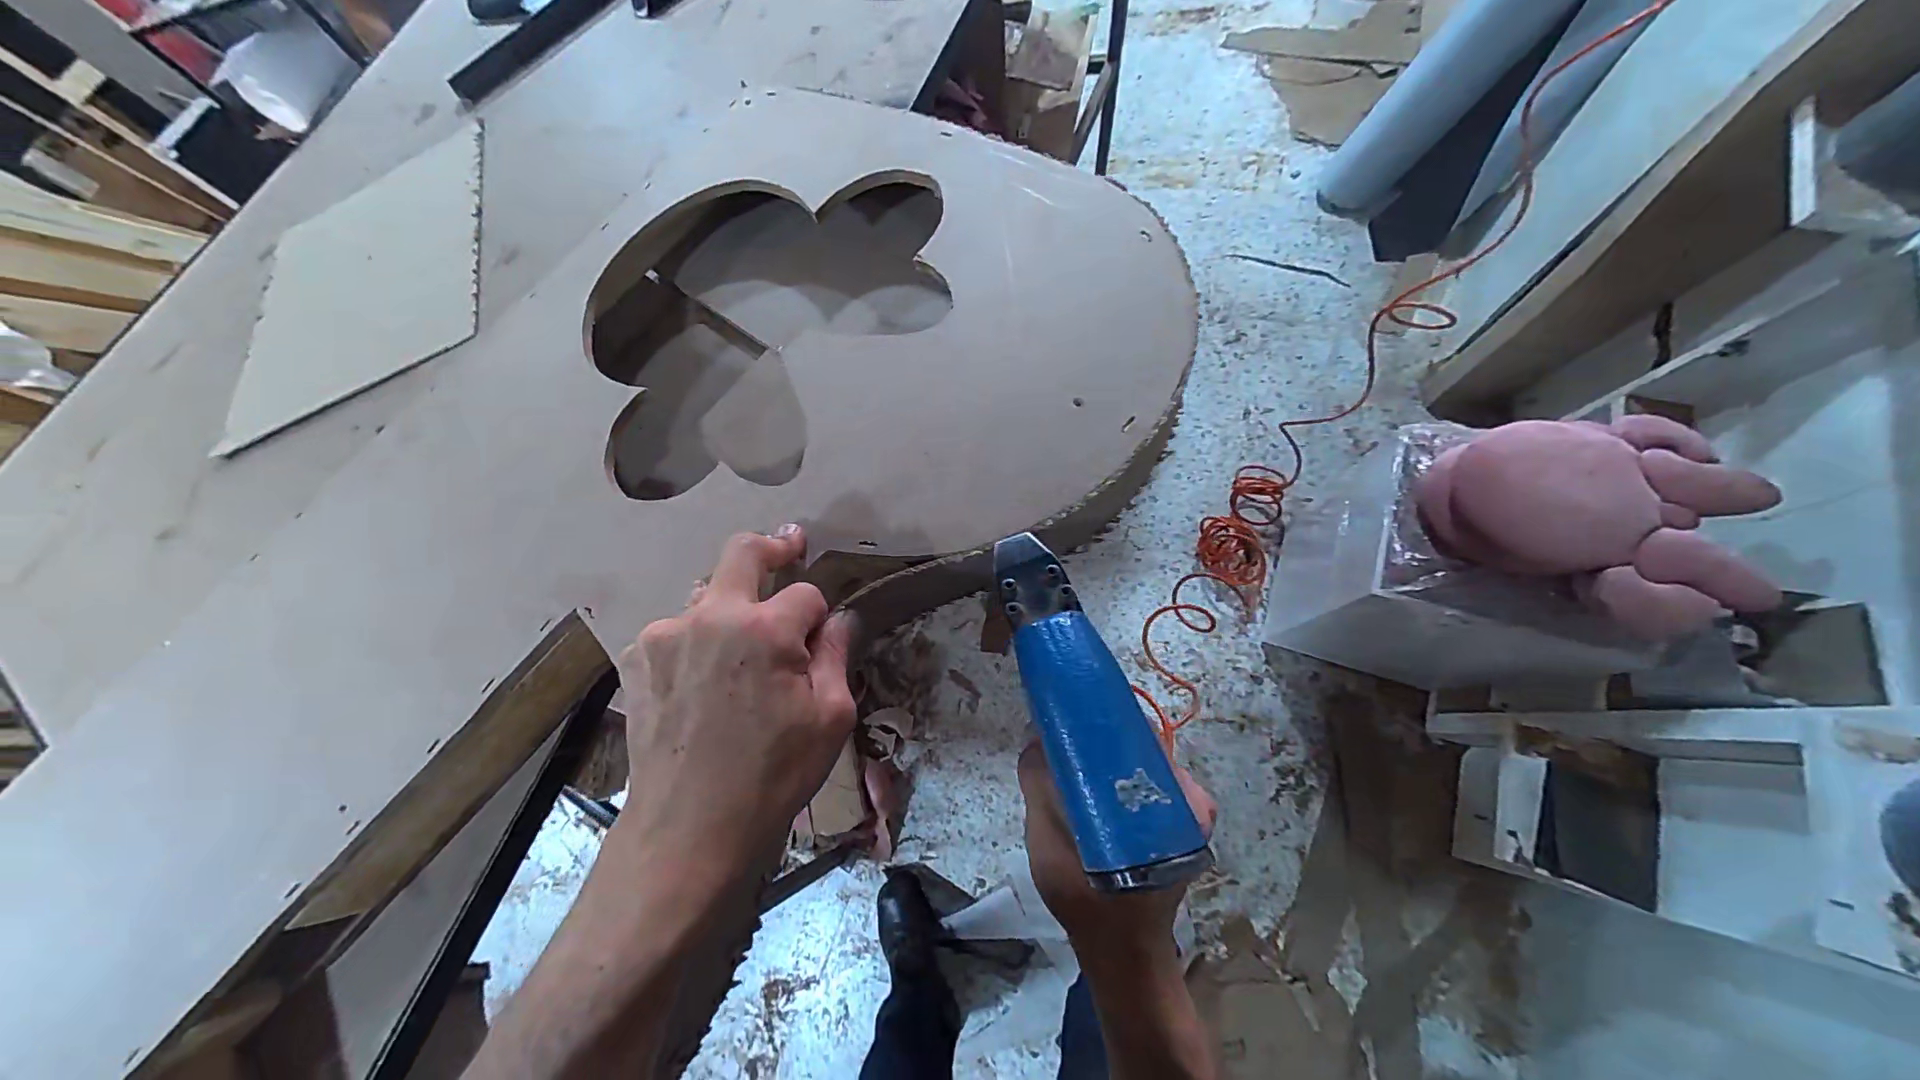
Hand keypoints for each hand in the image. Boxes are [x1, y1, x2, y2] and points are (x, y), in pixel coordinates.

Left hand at [615, 525, 857, 878]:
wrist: (690, 831)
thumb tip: (840, 618)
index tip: (823, 636)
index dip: (820, 613)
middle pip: (742, 553)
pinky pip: (675, 631)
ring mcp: (664, 636)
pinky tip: (702, 681)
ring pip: (705, 595)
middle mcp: (709, 617)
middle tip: (790, 547)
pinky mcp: (635, 661)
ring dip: (730, 608)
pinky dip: (696, 639)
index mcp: (763, 629)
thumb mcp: (831, 717)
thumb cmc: (774, 775)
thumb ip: (836, 654)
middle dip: (772, 546)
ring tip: (740, 651)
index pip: (805, 593)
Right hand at [1017, 740, 1217, 952]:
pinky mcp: (1182, 822)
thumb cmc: (1086, 902)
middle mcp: (1192, 799)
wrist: (1122, 951)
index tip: (1065, 716)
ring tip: (1070, 759)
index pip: (1137, 737)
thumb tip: (1036, 735)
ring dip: (1106, 757)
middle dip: (1098, 737)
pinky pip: (1145, 782)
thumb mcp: (1049, 847)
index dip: (1098, 722)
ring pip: (1141, 761)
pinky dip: (1116, 776)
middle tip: (1060, 739)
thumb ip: (1041, 788)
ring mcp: (1190, 811)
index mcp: (1173, 802)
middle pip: (1140, 745)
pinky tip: (1089, 787)